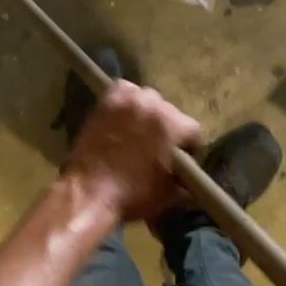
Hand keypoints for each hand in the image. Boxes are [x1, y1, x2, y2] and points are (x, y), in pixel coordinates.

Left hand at [61, 80, 203, 221]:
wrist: (90, 190)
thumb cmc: (133, 195)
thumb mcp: (169, 194)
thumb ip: (186, 182)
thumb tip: (189, 180)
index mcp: (173, 125)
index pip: (194, 129)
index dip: (191, 146)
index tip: (183, 159)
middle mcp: (153, 105)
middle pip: (170, 111)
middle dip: (168, 128)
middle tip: (159, 147)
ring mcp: (129, 100)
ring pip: (148, 98)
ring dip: (148, 112)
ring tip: (140, 131)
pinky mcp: (107, 100)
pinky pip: (124, 89)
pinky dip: (127, 99)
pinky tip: (124, 114)